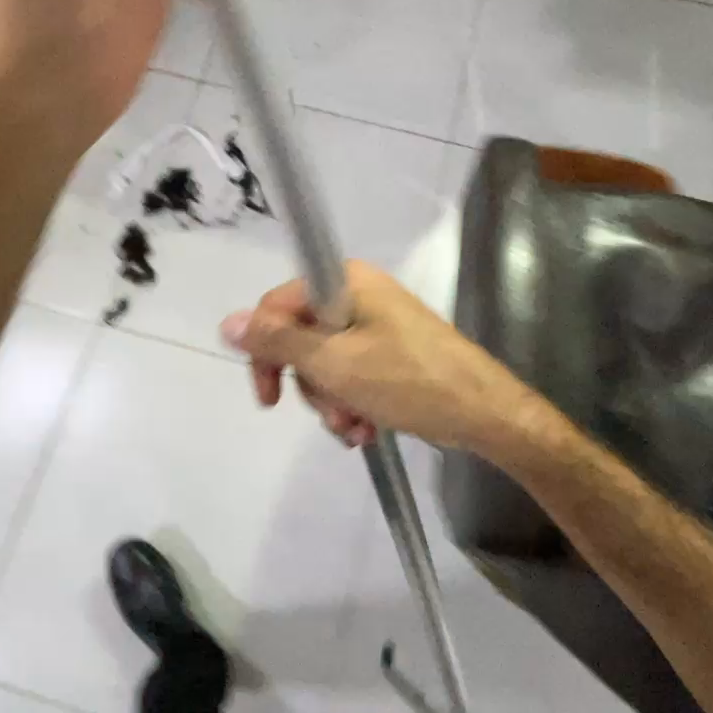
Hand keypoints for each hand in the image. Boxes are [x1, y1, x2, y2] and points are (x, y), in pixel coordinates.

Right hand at [221, 262, 543, 453]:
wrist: (485, 412)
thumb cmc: (408, 380)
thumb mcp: (334, 364)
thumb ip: (279, 343)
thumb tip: (227, 322)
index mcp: (346, 282)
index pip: (278, 305)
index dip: (265, 350)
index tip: (270, 399)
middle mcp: (359, 294)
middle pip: (302, 337)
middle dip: (312, 386)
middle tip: (334, 414)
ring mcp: (377, 323)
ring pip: (326, 362)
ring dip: (332, 402)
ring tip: (357, 429)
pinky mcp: (391, 350)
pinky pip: (352, 373)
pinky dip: (353, 403)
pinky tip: (368, 430)